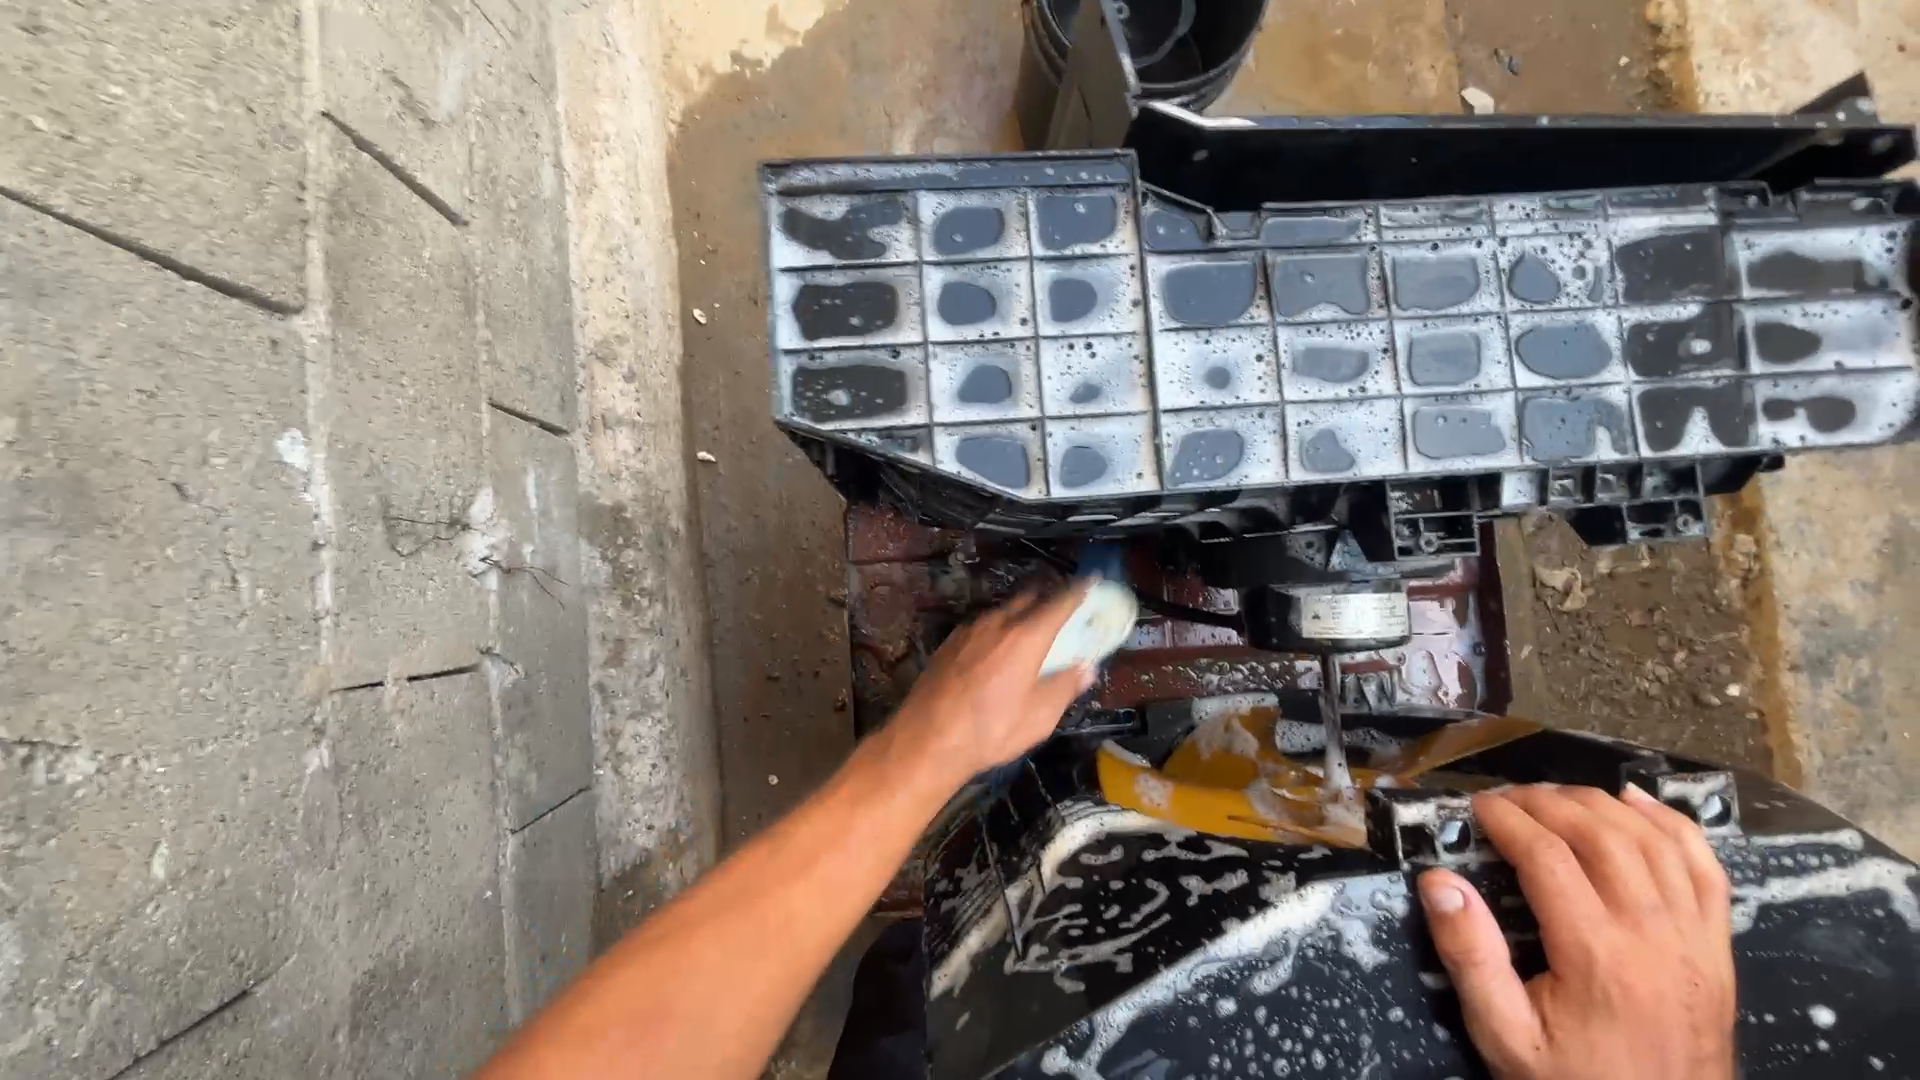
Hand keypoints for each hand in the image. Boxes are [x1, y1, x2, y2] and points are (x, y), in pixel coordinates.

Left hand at [888, 583, 1098, 777]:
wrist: (926, 739)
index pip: (1060, 602)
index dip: (1079, 591)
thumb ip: (1065, 686)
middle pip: (1029, 598)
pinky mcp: (949, 642)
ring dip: (1022, 614)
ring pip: (1003, 611)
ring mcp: (969, 630)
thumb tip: (1085, 667)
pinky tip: (998, 650)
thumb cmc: (990, 731)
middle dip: (1049, 599)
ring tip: (1032, 633)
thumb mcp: (1039, 717)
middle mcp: (997, 623)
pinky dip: (999, 629)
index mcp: (1025, 637)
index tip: (1092, 582)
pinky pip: (982, 625)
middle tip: (1064, 611)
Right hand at [1417, 784, 1735, 1079]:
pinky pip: (1705, 868)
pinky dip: (1671, 824)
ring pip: (1654, 842)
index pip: (1548, 856)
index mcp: (1596, 955)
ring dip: (1599, 804)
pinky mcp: (1718, 947)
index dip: (1507, 819)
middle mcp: (1655, 937)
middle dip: (1547, 801)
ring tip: (1553, 796)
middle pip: (1603, 836)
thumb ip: (1468, 956)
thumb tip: (1439, 881)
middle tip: (1505, 798)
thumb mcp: (1502, 1032)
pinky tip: (1635, 802)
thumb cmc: (1571, 1078)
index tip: (1475, 807)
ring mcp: (1697, 940)